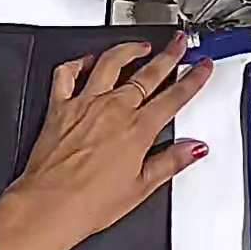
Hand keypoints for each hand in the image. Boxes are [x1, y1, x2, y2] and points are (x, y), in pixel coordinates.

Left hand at [0, 33, 213, 249]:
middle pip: (148, 73)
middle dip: (169, 55)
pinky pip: (67, 74)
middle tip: (178, 43)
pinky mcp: (60, 106)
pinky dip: (78, 62)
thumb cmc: (89, 203)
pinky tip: (86, 59)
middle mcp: (113, 109)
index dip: (193, 78)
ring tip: (140, 45)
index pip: (174, 96)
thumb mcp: (141, 187)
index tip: (202, 65)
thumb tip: (194, 149)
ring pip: (110, 63)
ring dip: (128, 50)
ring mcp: (85, 103)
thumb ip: (170, 162)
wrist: (48, 206)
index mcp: (137, 129)